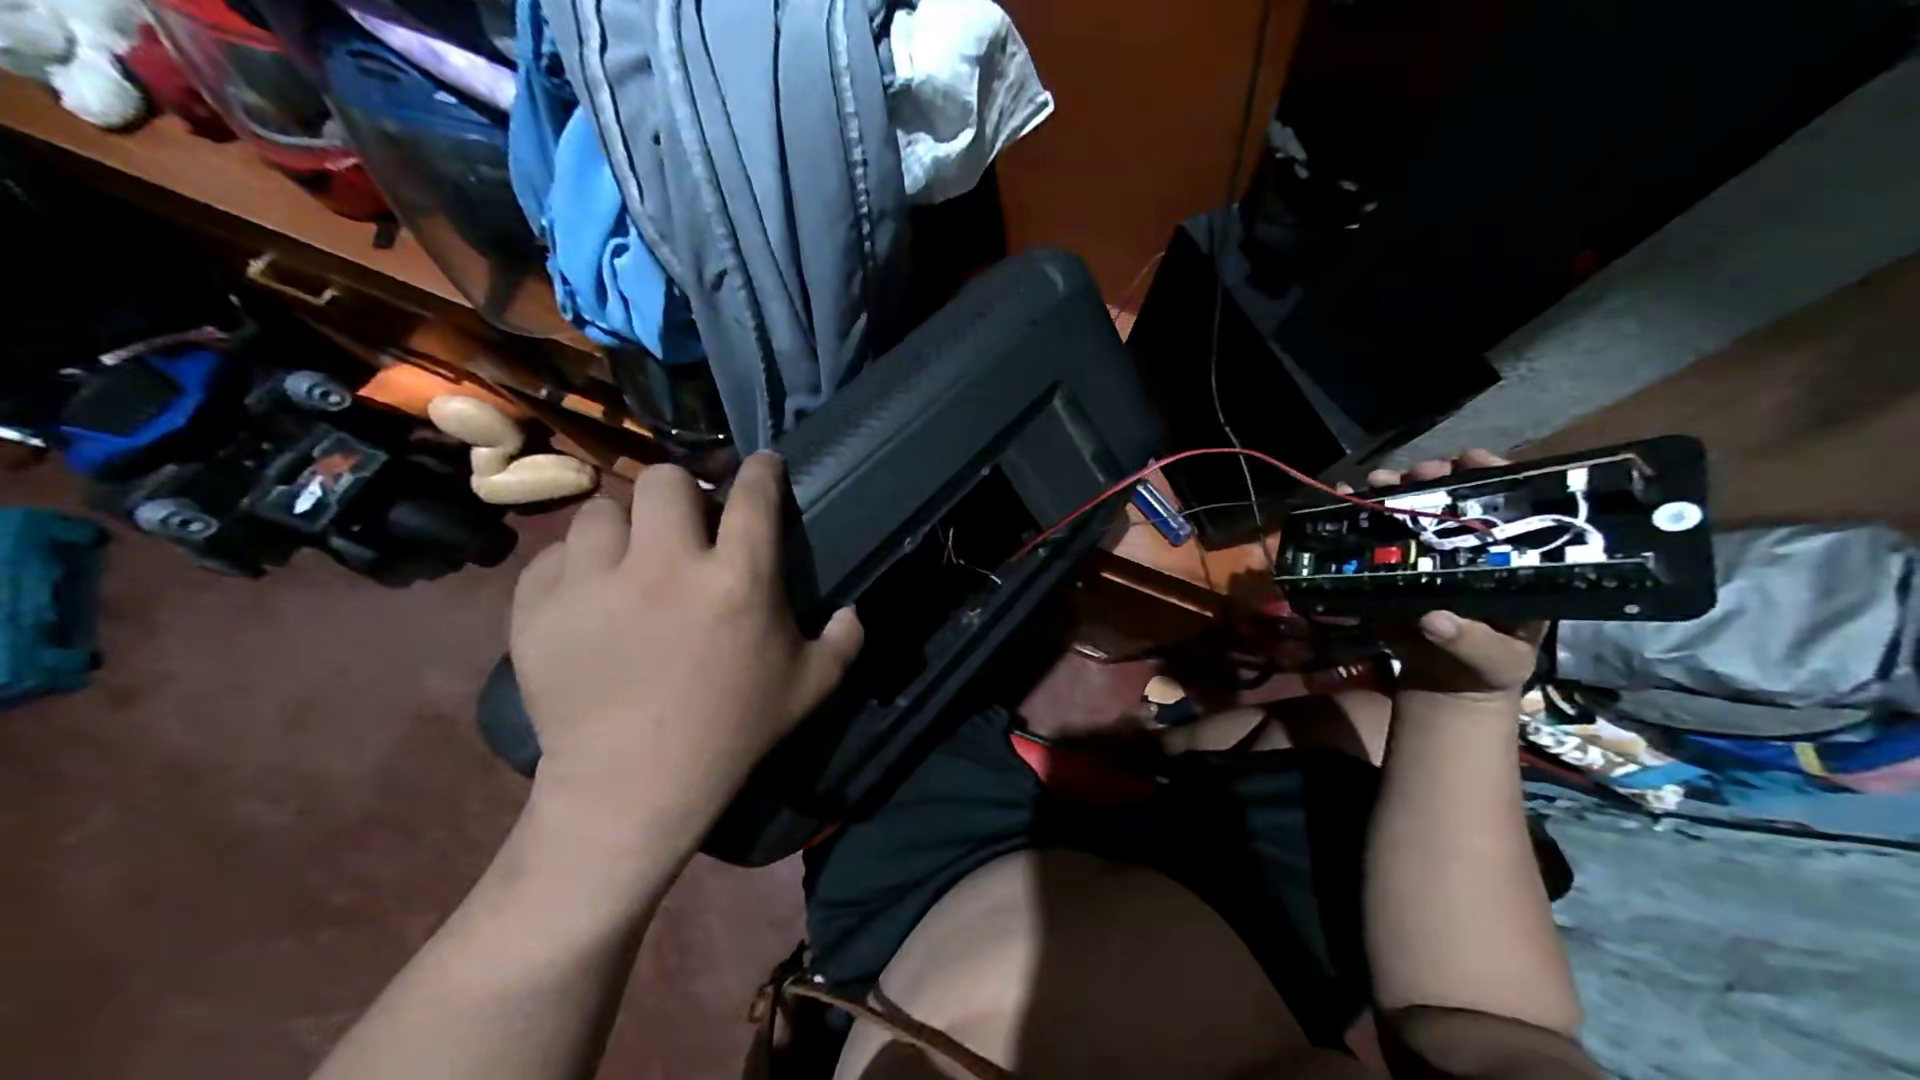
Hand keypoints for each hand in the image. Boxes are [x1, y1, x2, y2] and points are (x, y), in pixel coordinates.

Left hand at [508, 452, 862, 843]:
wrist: (632, 788)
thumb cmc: (731, 734)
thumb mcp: (808, 689)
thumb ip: (844, 642)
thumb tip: (854, 611)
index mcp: (738, 580)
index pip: (753, 495)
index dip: (760, 470)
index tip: (760, 465)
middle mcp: (666, 566)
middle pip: (667, 480)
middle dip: (682, 491)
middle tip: (684, 522)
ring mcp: (595, 583)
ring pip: (603, 509)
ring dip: (624, 526)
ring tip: (628, 557)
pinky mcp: (541, 607)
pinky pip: (555, 556)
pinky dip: (575, 567)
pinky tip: (588, 596)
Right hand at [1362, 451, 1543, 702]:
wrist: (1445, 687)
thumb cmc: (1487, 670)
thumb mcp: (1493, 660)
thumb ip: (1470, 642)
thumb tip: (1433, 620)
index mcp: (1511, 562)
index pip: (1511, 508)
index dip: (1497, 478)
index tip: (1471, 460)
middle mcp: (1471, 548)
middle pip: (1455, 501)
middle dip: (1435, 480)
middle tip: (1416, 472)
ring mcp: (1430, 555)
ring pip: (1415, 513)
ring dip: (1396, 491)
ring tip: (1378, 480)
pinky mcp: (1396, 568)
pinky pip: (1378, 537)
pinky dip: (1361, 515)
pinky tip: (1346, 495)